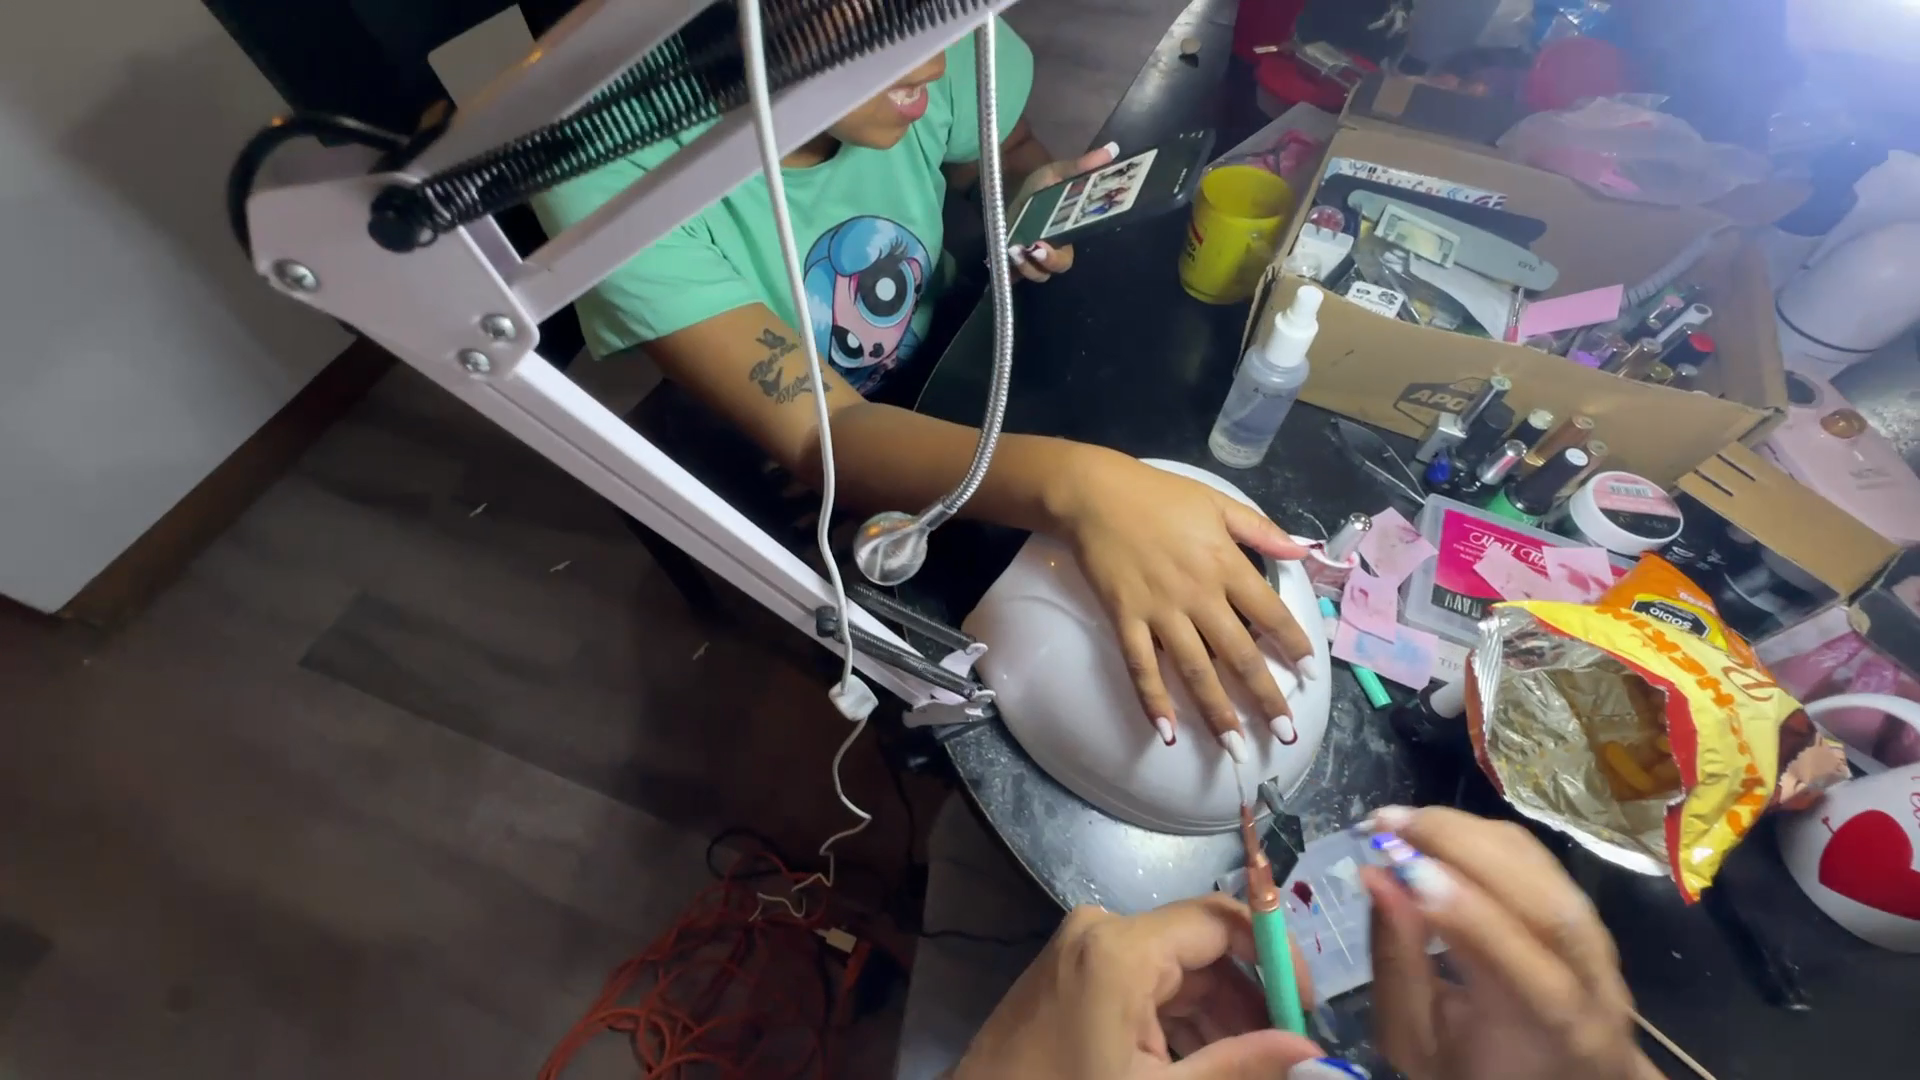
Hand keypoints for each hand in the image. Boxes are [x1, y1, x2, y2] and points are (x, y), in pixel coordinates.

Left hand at [952, 895, 1326, 1079]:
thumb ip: (1240, 1066)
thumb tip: (1310, 1050)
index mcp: (1121, 947)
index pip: (1216, 919)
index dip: (1272, 954)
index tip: (1308, 1007)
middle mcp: (1102, 929)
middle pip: (1197, 951)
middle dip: (1246, 1005)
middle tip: (1286, 1060)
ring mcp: (1083, 947)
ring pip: (1172, 972)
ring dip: (1214, 1021)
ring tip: (1245, 1072)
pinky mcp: (1074, 969)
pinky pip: (1142, 984)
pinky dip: (1176, 1023)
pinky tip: (1198, 1068)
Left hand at [1005, 142, 1118, 282]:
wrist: (1009, 193)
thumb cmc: (1038, 189)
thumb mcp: (1056, 173)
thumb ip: (1080, 166)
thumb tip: (1112, 149)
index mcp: (1064, 235)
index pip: (1065, 257)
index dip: (1055, 257)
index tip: (1044, 243)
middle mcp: (1050, 252)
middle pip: (1053, 269)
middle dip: (1043, 262)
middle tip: (1031, 247)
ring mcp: (1030, 259)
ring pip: (1034, 274)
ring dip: (1024, 266)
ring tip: (1013, 249)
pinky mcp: (1012, 263)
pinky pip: (1012, 275)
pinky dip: (1009, 269)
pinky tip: (999, 257)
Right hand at [1056, 449, 1314, 755]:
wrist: (1095, 495)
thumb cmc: (1158, 496)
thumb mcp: (1217, 502)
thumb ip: (1260, 530)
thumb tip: (1304, 552)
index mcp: (1225, 564)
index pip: (1270, 614)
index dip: (1293, 646)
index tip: (1310, 675)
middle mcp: (1198, 595)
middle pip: (1239, 654)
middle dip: (1265, 697)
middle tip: (1284, 733)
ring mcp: (1159, 611)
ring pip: (1194, 669)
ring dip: (1216, 711)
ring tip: (1235, 747)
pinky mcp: (1125, 619)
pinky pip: (1141, 665)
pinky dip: (1153, 699)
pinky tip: (1166, 731)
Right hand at [1364, 807, 1659, 1079]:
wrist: (1547, 1077)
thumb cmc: (1471, 1070)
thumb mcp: (1414, 1039)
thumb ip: (1397, 963)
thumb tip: (1376, 876)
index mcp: (1555, 1040)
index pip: (1531, 974)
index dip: (1467, 915)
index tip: (1397, 868)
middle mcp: (1595, 991)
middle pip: (1547, 906)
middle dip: (1461, 850)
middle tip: (1386, 823)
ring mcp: (1598, 948)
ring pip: (1543, 872)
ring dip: (1465, 833)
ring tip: (1399, 821)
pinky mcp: (1583, 914)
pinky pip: (1538, 860)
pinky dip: (1480, 834)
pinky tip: (1432, 832)